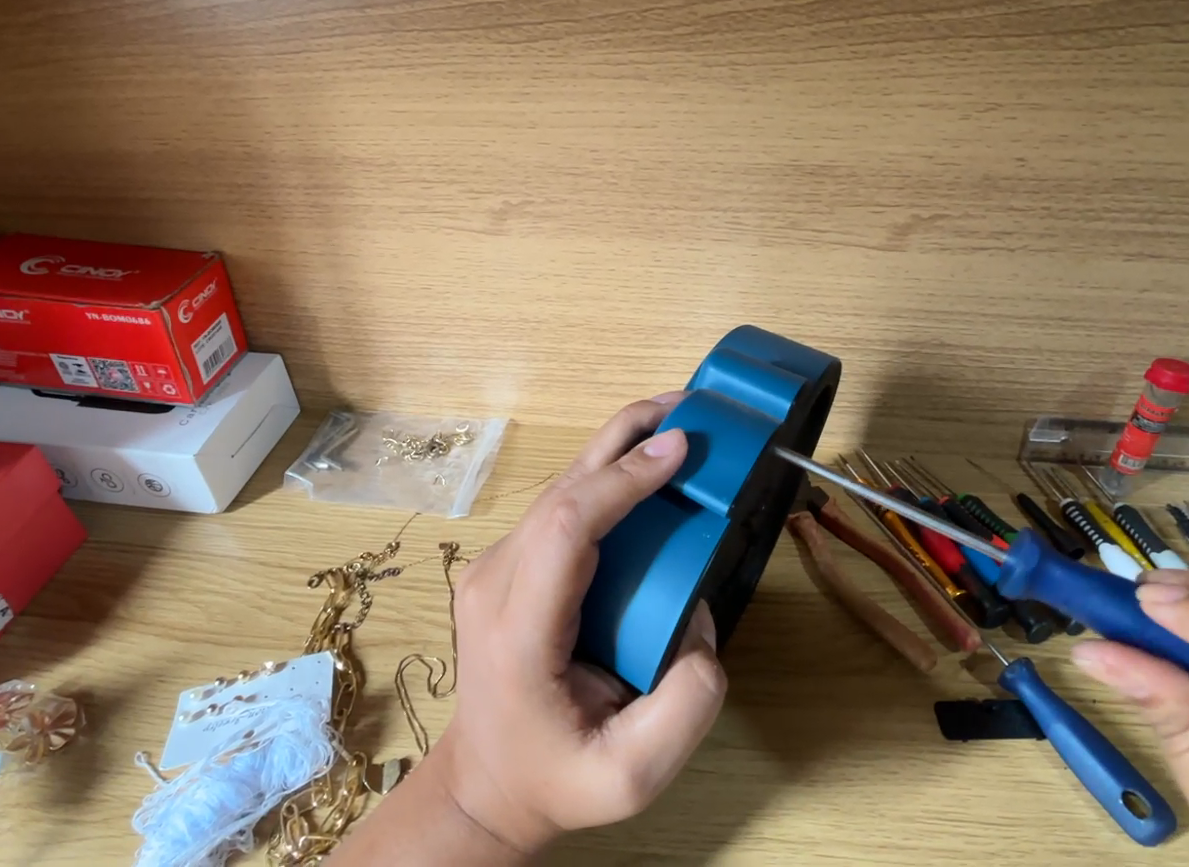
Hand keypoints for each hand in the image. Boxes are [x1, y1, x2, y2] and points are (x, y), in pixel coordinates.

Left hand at [431, 395, 726, 854]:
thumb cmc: (556, 778)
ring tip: (676, 423)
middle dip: (624, 438)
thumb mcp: (631, 777)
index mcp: (518, 629)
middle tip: (688, 406)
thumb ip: (686, 704)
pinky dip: (608, 475)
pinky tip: (645, 464)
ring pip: (561, 489)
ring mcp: (496, 567)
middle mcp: (496, 582)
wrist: (487, 784)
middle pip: (561, 489)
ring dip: (617, 448)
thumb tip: (701, 619)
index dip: (623, 479)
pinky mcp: (510, 563)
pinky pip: (562, 506)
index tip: (681, 449)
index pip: (566, 527)